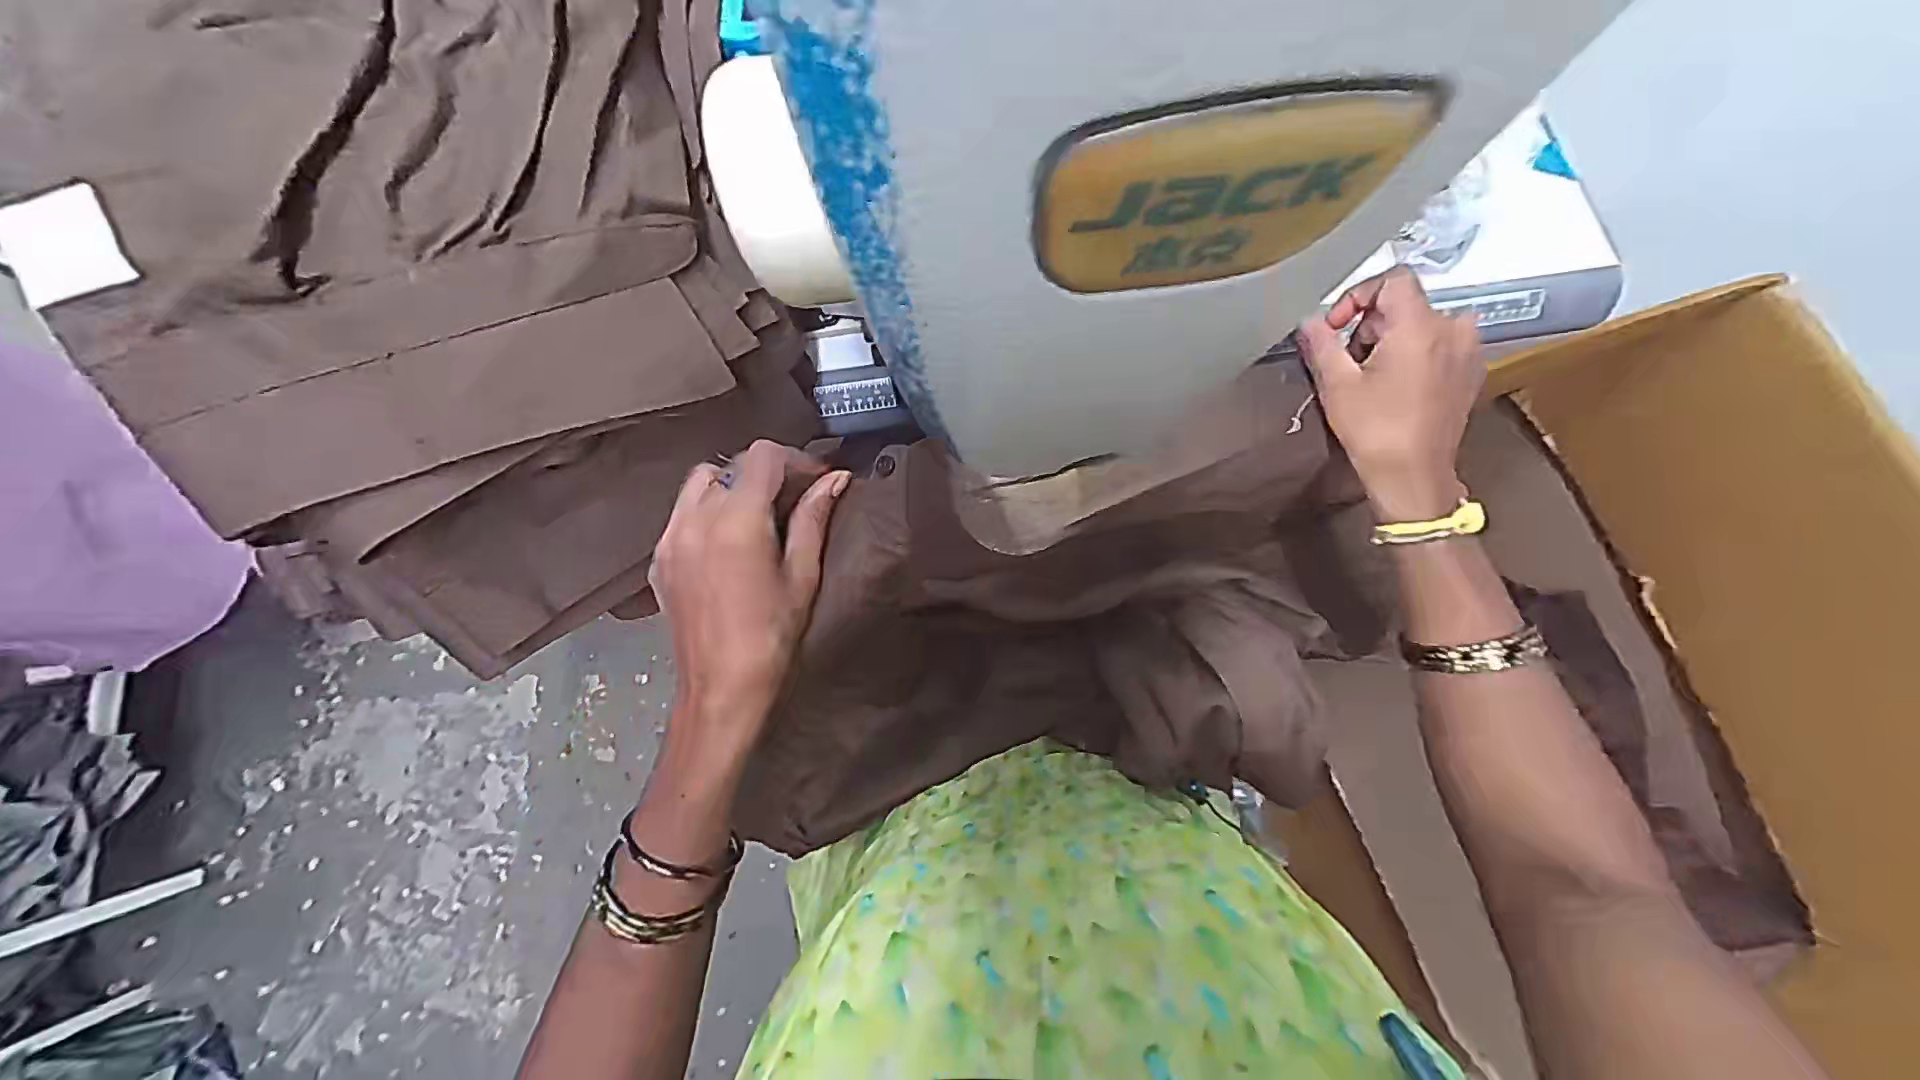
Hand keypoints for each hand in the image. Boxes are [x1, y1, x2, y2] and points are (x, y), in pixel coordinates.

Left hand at [649, 440, 849, 756]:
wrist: (722, 687)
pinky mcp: (659, 559)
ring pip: (700, 482)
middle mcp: (695, 519)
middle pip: (731, 465)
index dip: (796, 459)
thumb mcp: (802, 575)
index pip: (762, 457)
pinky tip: (728, 541)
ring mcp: (670, 538)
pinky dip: (707, 510)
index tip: (817, 479)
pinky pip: (681, 513)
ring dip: (732, 486)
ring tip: (758, 515)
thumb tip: (835, 479)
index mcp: (736, 521)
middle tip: (795, 499)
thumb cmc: (772, 636)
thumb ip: (814, 518)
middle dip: (767, 473)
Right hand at [1296, 266, 1484, 519]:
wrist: (1412, 474)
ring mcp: (1467, 351)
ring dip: (1390, 341)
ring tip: (1368, 377)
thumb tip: (1309, 321)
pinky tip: (1393, 387)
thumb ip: (1321, 344)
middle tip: (1346, 362)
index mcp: (1421, 326)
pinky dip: (1413, 356)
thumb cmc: (1375, 431)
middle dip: (1369, 326)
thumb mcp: (1337, 384)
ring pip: (1421, 325)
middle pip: (1404, 305)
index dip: (1357, 296)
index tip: (1336, 327)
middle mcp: (1454, 330)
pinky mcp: (1470, 372)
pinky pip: (1438, 346)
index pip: (1392, 280)